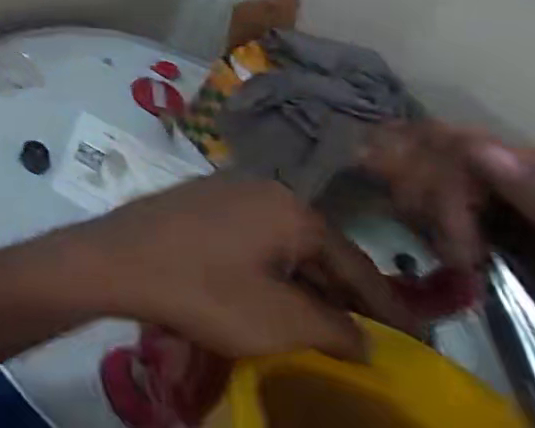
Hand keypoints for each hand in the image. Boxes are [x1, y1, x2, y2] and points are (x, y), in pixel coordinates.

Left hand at [35, 177, 417, 360]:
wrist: (115, 259)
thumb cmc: (202, 289)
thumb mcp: (279, 321)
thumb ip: (335, 329)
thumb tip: (368, 337)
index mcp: (289, 208)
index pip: (356, 263)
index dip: (390, 310)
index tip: (419, 347)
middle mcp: (260, 187)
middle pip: (318, 249)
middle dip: (345, 297)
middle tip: (371, 343)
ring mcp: (224, 190)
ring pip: (283, 244)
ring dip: (305, 285)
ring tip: (325, 329)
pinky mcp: (197, 202)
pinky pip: (251, 238)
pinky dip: (270, 270)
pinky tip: (271, 300)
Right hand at [365, 123, 534, 427]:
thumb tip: (483, 149)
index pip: (517, 159)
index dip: (464, 184)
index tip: (446, 242)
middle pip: (492, 167)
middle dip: (448, 199)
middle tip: (441, 253)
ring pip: (475, 184)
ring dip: (440, 209)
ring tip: (443, 254)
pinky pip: (480, 211)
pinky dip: (449, 221)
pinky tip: (446, 247)